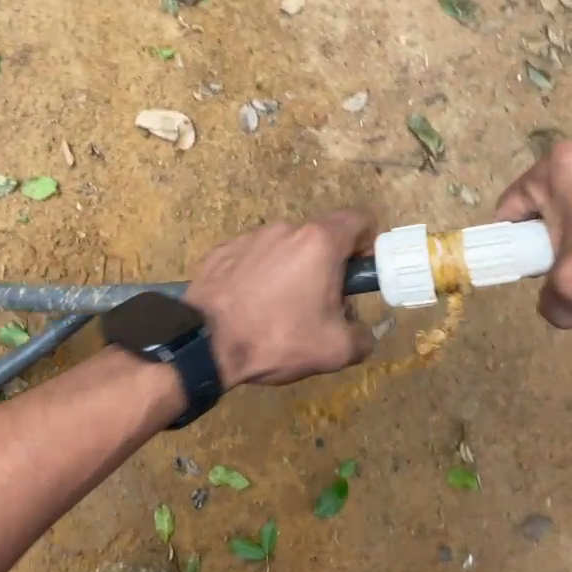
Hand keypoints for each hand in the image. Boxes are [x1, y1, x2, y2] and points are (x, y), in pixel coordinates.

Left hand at [184, 210, 376, 388]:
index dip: (367, 245)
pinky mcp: (220, 252)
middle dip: (326, 268)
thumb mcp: (336, 350)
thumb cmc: (277, 339)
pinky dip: (257, 277)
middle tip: (319, 306)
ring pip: (283, 249)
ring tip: (277, 312)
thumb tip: (361, 332)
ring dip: (289, 272)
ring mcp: (248, 238)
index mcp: (319, 242)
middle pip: (319, 239)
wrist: (204, 344)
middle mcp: (284, 229)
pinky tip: (248, 307)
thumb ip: (363, 337)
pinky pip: (252, 259)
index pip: (359, 220)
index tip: (356, 275)